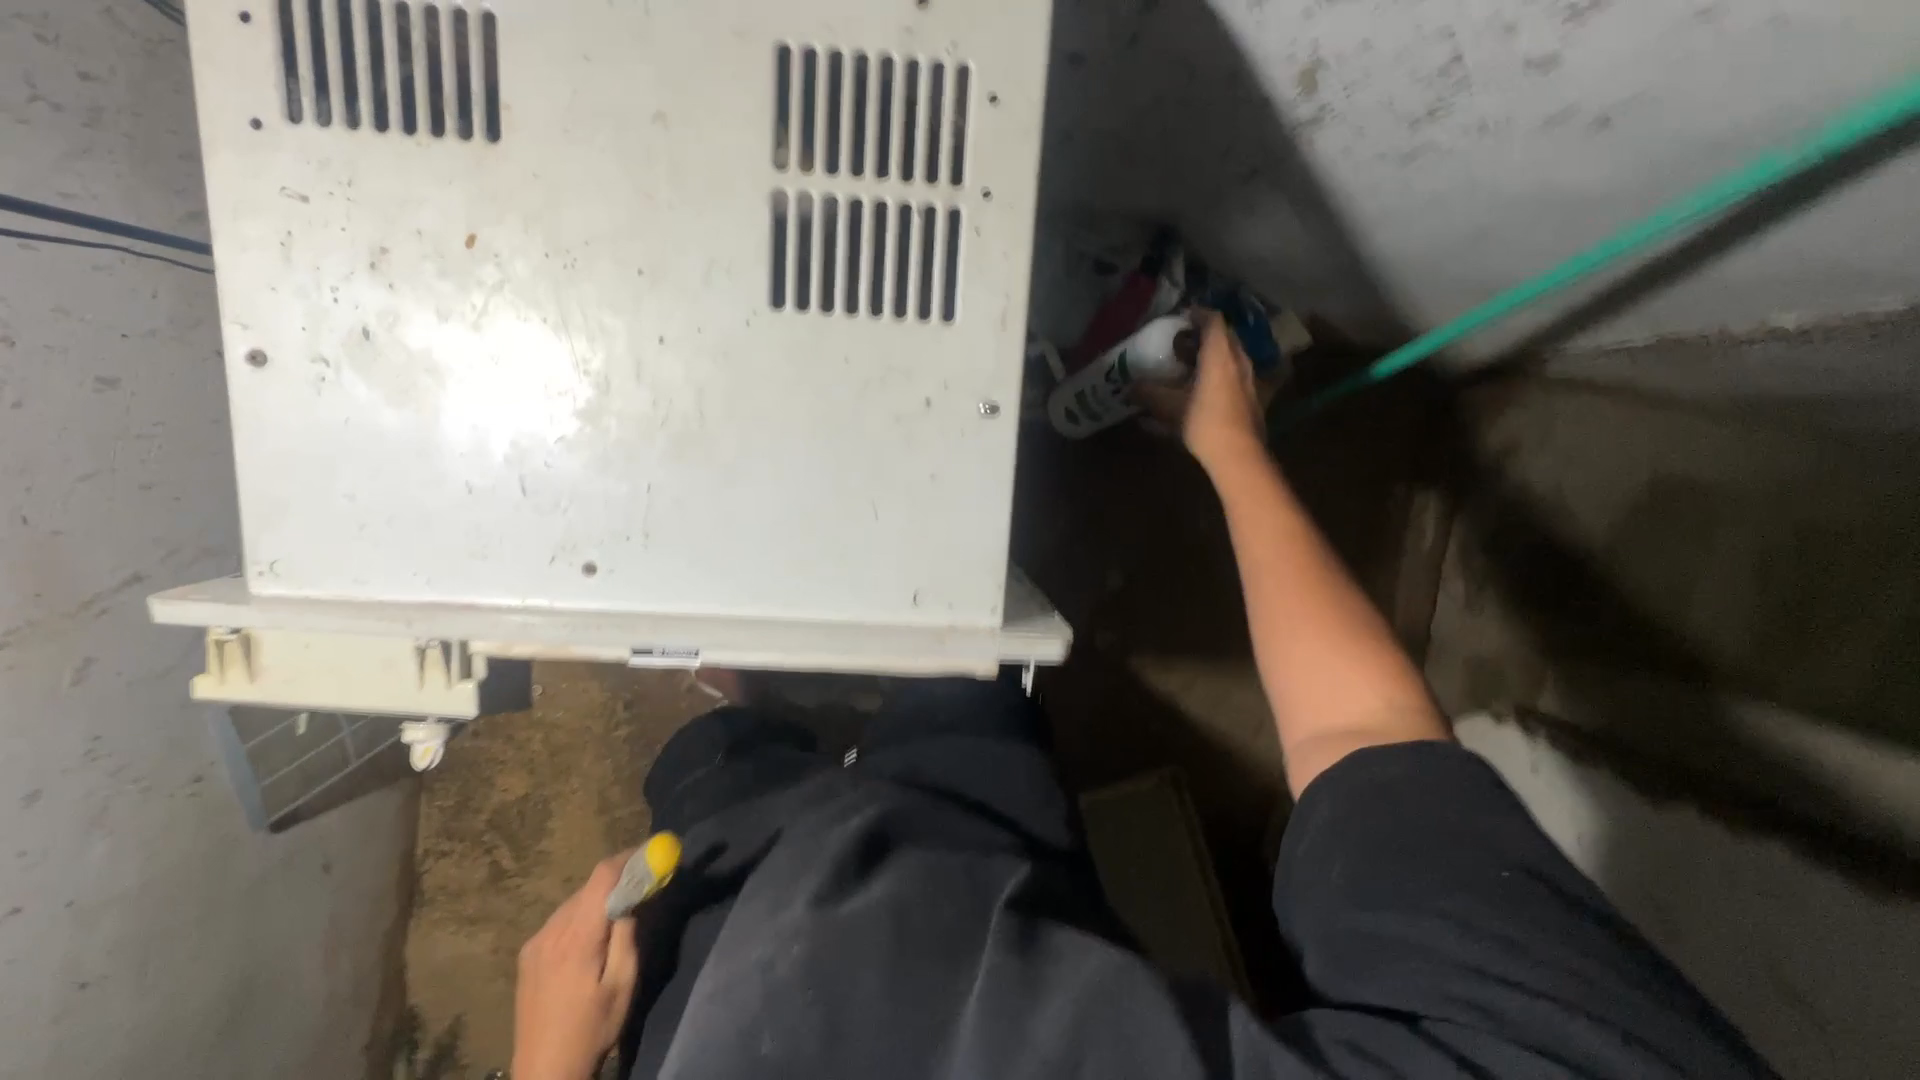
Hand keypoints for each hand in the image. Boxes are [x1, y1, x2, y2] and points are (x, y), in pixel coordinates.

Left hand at [512, 852, 641, 1079]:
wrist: (544, 1073)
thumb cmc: (593, 1029)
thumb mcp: (623, 984)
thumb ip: (628, 935)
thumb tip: (633, 898)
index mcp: (577, 937)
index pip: (602, 876)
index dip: (629, 858)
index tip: (653, 852)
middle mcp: (551, 931)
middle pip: (588, 887)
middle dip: (618, 879)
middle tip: (645, 885)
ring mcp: (534, 943)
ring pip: (573, 903)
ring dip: (598, 900)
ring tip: (620, 915)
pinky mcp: (527, 956)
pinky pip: (560, 921)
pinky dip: (581, 916)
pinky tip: (592, 939)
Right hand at [1132, 309, 1265, 469]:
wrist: (1239, 455)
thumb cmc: (1204, 422)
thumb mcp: (1170, 407)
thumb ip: (1150, 394)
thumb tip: (1130, 388)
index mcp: (1220, 354)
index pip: (1214, 320)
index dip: (1199, 314)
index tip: (1184, 316)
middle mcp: (1239, 360)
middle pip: (1226, 337)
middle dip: (1206, 335)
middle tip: (1185, 342)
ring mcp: (1250, 380)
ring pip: (1233, 357)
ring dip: (1215, 356)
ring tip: (1193, 366)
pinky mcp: (1254, 399)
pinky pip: (1236, 376)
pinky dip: (1222, 374)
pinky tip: (1207, 390)